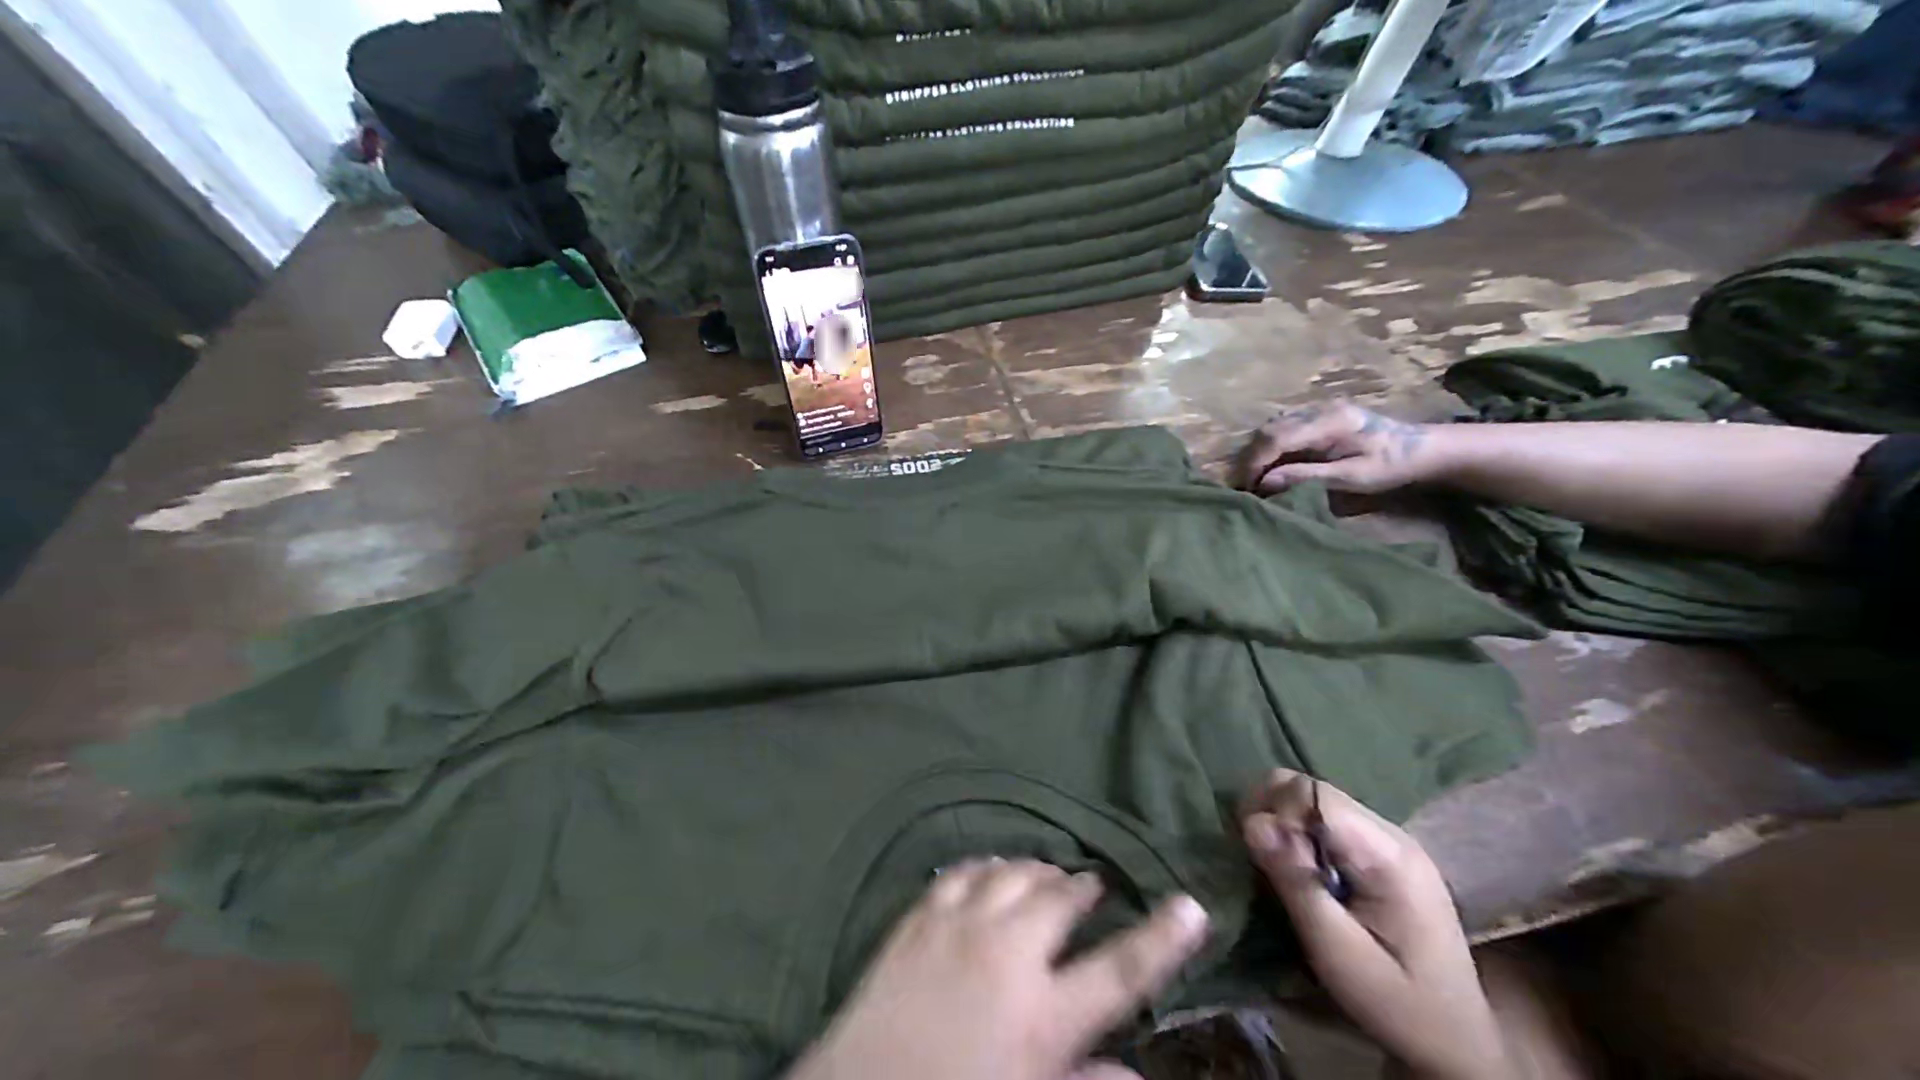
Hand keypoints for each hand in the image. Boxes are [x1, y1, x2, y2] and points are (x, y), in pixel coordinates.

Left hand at [786, 858, 1209, 1079]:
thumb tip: (1138, 1075)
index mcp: (1043, 1015)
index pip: (1120, 969)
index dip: (1162, 936)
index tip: (1190, 904)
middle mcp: (1006, 955)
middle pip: (1060, 900)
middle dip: (1083, 888)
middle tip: (1093, 888)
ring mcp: (957, 927)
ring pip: (1012, 874)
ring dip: (1037, 871)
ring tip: (1049, 876)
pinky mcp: (918, 918)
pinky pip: (961, 872)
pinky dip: (985, 866)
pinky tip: (992, 870)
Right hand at [1233, 402, 1438, 494]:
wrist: (1424, 447)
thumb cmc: (1392, 465)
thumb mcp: (1352, 477)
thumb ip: (1307, 476)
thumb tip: (1266, 482)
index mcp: (1329, 422)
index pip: (1277, 438)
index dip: (1256, 463)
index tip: (1247, 487)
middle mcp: (1319, 409)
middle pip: (1270, 429)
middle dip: (1252, 457)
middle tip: (1246, 485)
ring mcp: (1319, 409)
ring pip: (1273, 425)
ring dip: (1259, 451)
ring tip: (1256, 476)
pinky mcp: (1320, 415)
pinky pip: (1284, 425)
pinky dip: (1271, 445)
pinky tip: (1273, 463)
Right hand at [1241, 771, 1510, 1079]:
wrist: (1455, 1042)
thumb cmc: (1396, 1003)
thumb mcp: (1338, 952)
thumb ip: (1296, 882)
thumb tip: (1252, 822)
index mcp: (1387, 854)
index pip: (1312, 794)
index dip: (1273, 810)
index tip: (1255, 851)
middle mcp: (1391, 834)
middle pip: (1311, 790)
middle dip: (1272, 814)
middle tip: (1259, 860)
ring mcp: (1389, 841)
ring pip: (1314, 802)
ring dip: (1285, 827)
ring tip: (1278, 871)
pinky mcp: (1382, 854)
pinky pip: (1326, 822)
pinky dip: (1301, 838)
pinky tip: (1302, 875)